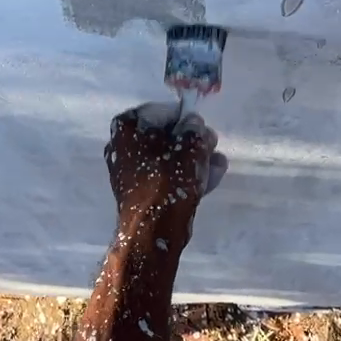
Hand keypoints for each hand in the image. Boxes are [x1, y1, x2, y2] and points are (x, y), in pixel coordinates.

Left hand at [104, 104, 226, 237]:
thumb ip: (195, 128)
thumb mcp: (191, 144)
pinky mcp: (139, 192)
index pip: (162, 112)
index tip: (202, 128)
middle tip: (212, 144)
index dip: (186, 118)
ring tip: (218, 162)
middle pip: (165, 136)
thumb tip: (194, 124)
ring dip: (194, 158)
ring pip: (168, 158)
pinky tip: (212, 176)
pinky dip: (185, 175)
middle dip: (192, 141)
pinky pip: (165, 176)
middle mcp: (122, 145)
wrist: (154, 228)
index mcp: (126, 126)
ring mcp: (129, 171)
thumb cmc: (169, 178)